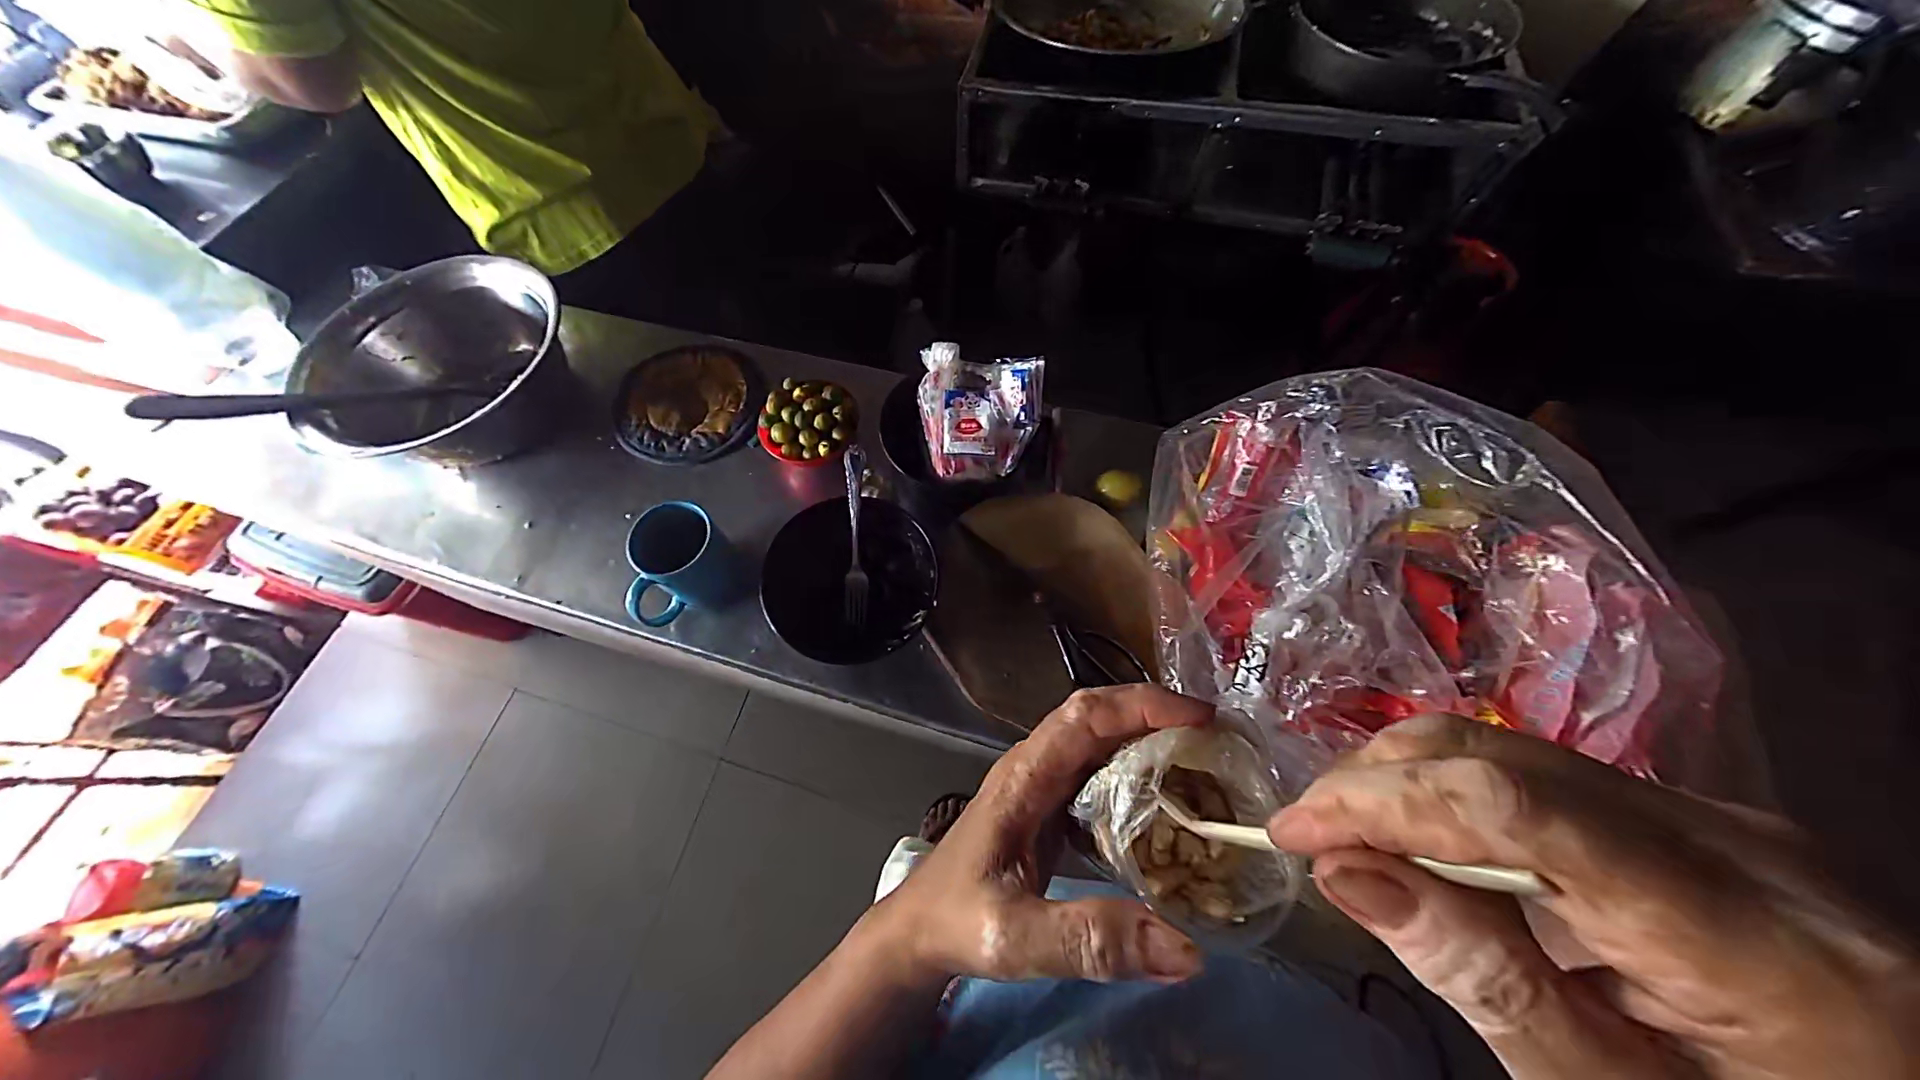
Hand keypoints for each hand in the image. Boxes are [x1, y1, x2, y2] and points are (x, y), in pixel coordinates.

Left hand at [869, 685, 1212, 984]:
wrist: (918, 930)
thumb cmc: (956, 921)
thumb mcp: (1015, 937)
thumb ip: (1089, 940)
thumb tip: (1185, 950)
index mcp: (1024, 776)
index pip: (1085, 716)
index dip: (1142, 706)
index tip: (1201, 718)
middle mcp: (1035, 767)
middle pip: (1097, 717)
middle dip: (1156, 716)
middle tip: (1219, 739)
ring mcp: (1042, 786)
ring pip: (1100, 742)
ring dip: (1150, 741)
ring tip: (1207, 764)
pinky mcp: (1050, 808)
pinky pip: (1099, 775)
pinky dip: (1138, 775)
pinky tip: (1170, 807)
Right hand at [1266, 713, 1919, 1078]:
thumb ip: (1479, 978)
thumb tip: (1343, 868)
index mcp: (1746, 937)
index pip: (1517, 808)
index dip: (1382, 802)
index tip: (1292, 833)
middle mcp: (1734, 840)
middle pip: (1499, 754)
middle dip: (1376, 781)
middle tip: (1310, 834)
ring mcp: (1713, 814)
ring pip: (1505, 746)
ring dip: (1403, 781)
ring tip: (1350, 834)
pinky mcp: (1683, 812)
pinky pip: (1530, 769)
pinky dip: (1448, 792)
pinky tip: (1421, 837)